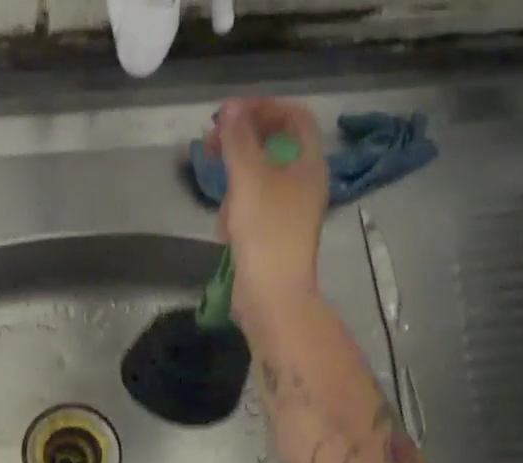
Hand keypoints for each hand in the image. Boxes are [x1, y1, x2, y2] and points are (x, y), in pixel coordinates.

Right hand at [210, 97, 330, 324]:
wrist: (272, 295)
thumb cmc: (266, 232)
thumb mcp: (249, 179)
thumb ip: (238, 140)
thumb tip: (231, 108)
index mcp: (310, 164)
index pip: (294, 117)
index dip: (264, 108)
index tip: (230, 114)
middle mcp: (305, 184)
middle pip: (274, 147)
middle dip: (242, 145)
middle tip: (213, 146)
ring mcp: (290, 212)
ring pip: (259, 180)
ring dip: (236, 184)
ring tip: (222, 203)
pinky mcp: (274, 235)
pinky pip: (253, 209)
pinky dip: (237, 212)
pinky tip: (226, 231)